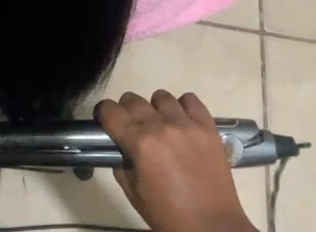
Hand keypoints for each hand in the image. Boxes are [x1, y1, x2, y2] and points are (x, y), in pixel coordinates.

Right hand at [96, 90, 257, 231]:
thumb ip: (122, 165)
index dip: (103, 114)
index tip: (105, 122)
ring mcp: (187, 124)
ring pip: (161, 96)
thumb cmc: (168, 215)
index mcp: (140, 143)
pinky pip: (191, 100)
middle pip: (133, 100)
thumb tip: (119, 147)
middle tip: (132, 129)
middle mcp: (161, 126)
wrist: (211, 228)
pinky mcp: (208, 127)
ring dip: (155, 109)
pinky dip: (183, 107)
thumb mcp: (134, 195)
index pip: (110, 111)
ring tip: (161, 127)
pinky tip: (183, 122)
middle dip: (126, 112)